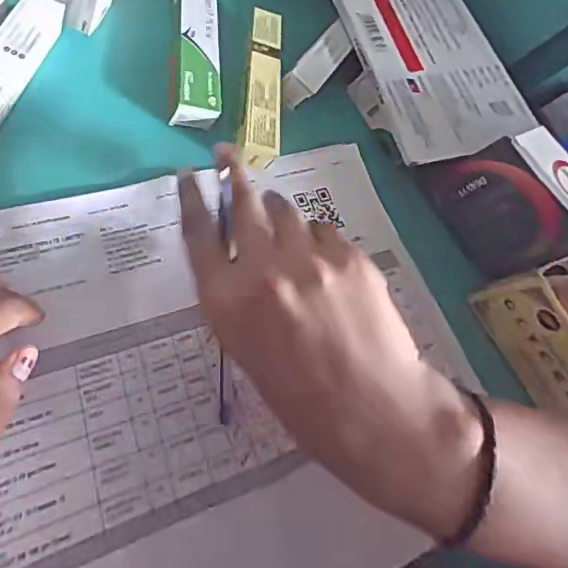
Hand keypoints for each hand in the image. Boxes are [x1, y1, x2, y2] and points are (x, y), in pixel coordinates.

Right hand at [177, 145, 482, 540]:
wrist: (377, 412)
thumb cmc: (302, 399)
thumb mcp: (247, 350)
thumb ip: (236, 297)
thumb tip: (238, 256)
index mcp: (227, 303)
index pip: (198, 234)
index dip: (191, 199)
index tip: (189, 176)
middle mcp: (261, 271)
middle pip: (242, 205)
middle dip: (232, 173)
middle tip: (226, 154)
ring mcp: (307, 259)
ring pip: (285, 210)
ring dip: (278, 212)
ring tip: (282, 224)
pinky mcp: (346, 255)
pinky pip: (322, 230)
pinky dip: (316, 239)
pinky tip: (323, 264)